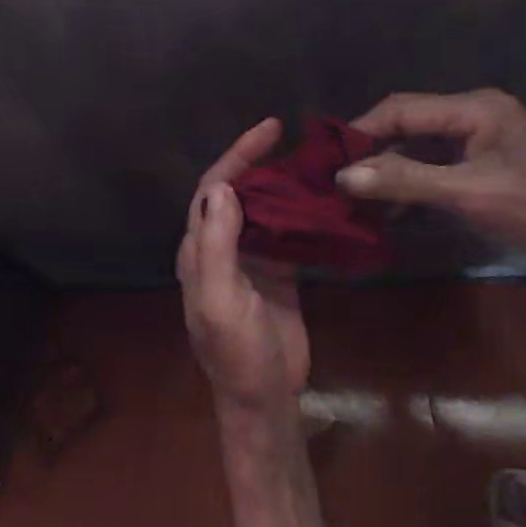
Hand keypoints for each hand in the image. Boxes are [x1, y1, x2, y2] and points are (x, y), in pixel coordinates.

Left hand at [177, 118, 309, 410]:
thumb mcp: (221, 303)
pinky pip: (288, 233)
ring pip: (265, 209)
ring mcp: (251, 259)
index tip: (268, 129)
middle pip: (239, 192)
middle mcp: (221, 247)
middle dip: (262, 162)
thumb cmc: (237, 354)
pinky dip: (304, 214)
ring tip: (316, 160)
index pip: (212, 190)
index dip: (236, 156)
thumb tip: (222, 188)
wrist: (264, 397)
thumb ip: (216, 246)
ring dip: (285, 185)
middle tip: (299, 138)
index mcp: (199, 251)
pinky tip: (326, 198)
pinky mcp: (278, 272)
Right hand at [336, 90, 525, 276]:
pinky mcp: (492, 165)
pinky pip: (440, 167)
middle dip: (373, 154)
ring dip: (392, 172)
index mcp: (476, 108)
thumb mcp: (471, 195)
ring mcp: (487, 140)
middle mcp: (478, 115)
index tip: (328, 162)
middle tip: (338, 184)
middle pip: (410, 126)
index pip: (401, 108)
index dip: (361, 132)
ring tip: (359, 201)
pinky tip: (394, 209)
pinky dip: (415, 185)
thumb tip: (343, 175)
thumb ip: (407, 181)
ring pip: (423, 149)